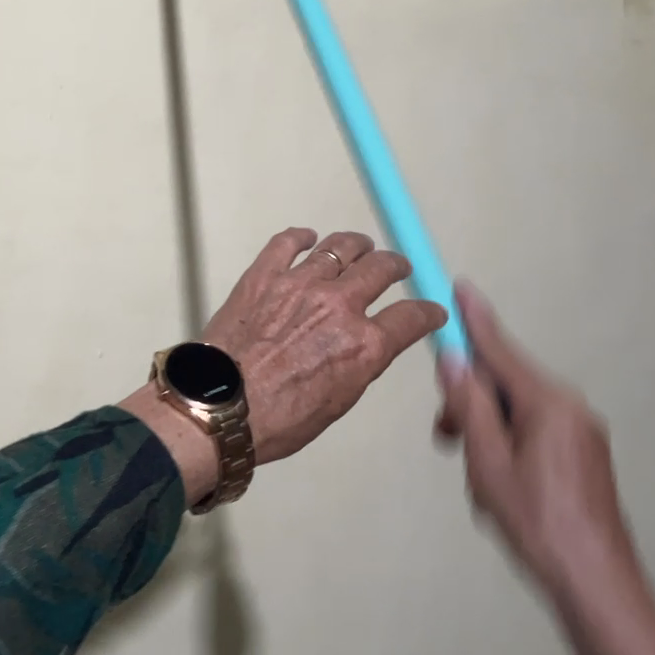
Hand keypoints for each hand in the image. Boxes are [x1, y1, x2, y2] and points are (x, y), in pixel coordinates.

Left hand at [122, 228, 445, 502]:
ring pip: (339, 247)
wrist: (224, 405)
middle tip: (395, 266)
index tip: (430, 309)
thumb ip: (359, 363)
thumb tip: (366, 343)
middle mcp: (339, 306)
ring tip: (359, 246)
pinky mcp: (264, 273)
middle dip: (394, 265)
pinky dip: (301, 237)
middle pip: (380, 269)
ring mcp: (300, 283)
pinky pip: (287, 241)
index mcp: (365, 344)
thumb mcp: (339, 400)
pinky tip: (307, 238)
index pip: (412, 316)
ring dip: (355, 245)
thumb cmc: (280, 417)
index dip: (426, 312)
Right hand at [437, 280, 654, 654]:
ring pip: (514, 407)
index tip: (458, 284)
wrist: (595, 581)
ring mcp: (580, 431)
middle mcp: (569, 407)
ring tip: (473, 469)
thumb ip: (468, 404)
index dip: (473, 318)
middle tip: (446, 434)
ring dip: (484, 426)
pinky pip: (532, 427)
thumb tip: (454, 360)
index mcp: (548, 403)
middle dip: (469, 399)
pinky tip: (496, 478)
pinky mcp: (582, 453)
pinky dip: (505, 440)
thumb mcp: (486, 459)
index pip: (499, 349)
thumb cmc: (535, 519)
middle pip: (503, 380)